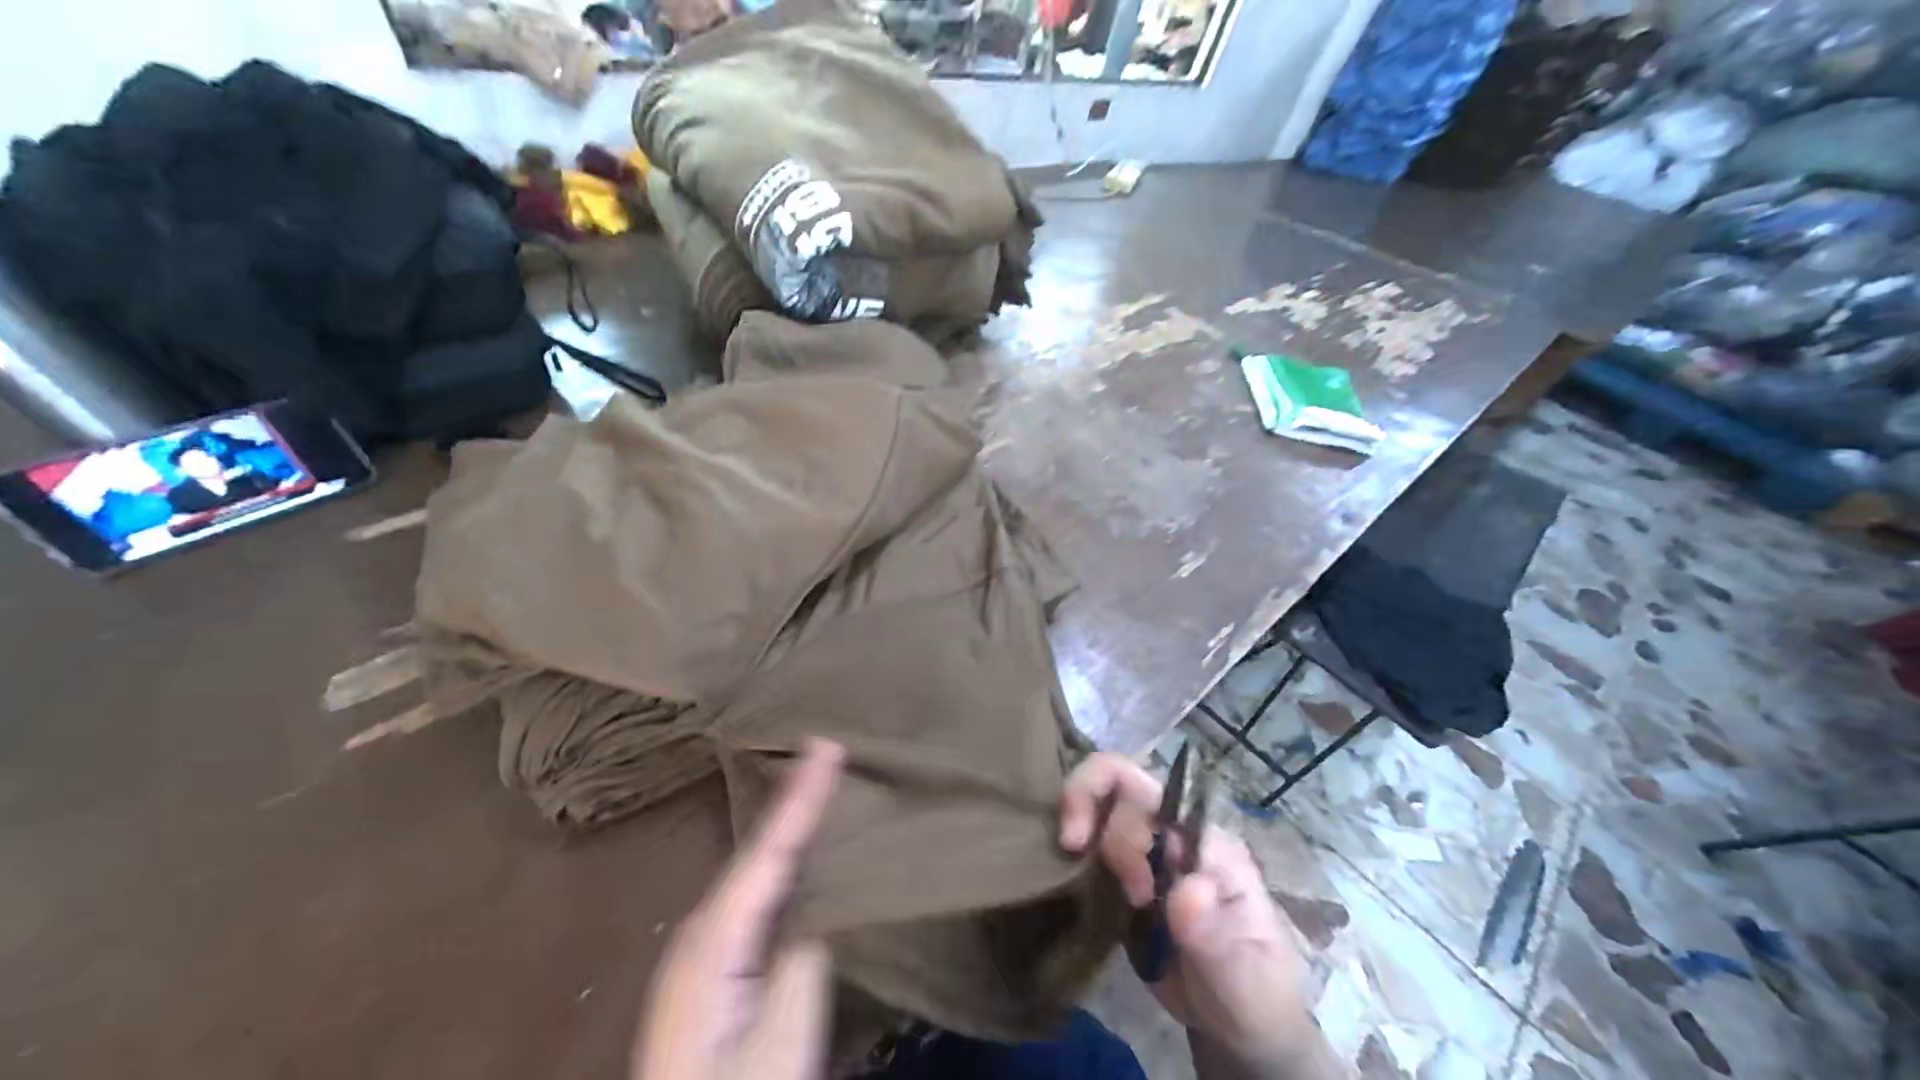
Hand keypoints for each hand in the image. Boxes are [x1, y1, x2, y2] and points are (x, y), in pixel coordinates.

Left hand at [632, 739, 844, 1079]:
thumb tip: (813, 904)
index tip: (825, 745)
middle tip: (827, 753)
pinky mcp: (714, 969)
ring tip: (816, 784)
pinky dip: (778, 861)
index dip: (800, 796)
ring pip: (753, 871)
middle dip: (792, 800)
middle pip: (756, 851)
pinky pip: (752, 896)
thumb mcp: (783, 1032)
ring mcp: (701, 951)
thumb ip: (801, 956)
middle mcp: (700, 931)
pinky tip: (793, 851)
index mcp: (714, 939)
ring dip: (786, 828)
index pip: (768, 851)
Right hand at [1059, 753, 1323, 1072]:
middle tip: (1075, 853)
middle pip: (1119, 784)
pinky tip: (1067, 877)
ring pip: (1099, 801)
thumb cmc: (1252, 995)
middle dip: (1089, 811)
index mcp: (1207, 844)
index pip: (1156, 798)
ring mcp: (1146, 851)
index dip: (1126, 830)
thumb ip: (1215, 937)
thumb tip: (1187, 889)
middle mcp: (1174, 834)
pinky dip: (1068, 845)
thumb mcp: (1244, 979)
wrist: (1236, 1025)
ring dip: (1074, 817)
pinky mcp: (1121, 875)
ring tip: (1067, 860)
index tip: (1132, 891)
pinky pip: (1089, 838)